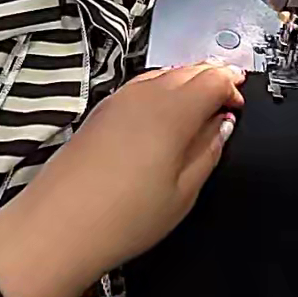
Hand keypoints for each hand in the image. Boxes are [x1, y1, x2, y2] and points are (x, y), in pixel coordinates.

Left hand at [0, 61, 243, 296]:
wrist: (57, 227)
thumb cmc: (125, 218)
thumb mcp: (183, 192)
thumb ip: (209, 150)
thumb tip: (223, 125)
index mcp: (174, 110)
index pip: (214, 79)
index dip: (233, 86)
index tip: (239, 104)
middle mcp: (147, 93)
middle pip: (190, 69)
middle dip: (213, 78)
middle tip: (228, 96)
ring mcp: (121, 97)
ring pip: (166, 73)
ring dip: (188, 80)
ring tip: (200, 101)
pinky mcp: (103, 108)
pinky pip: (143, 84)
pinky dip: (163, 87)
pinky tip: (164, 109)